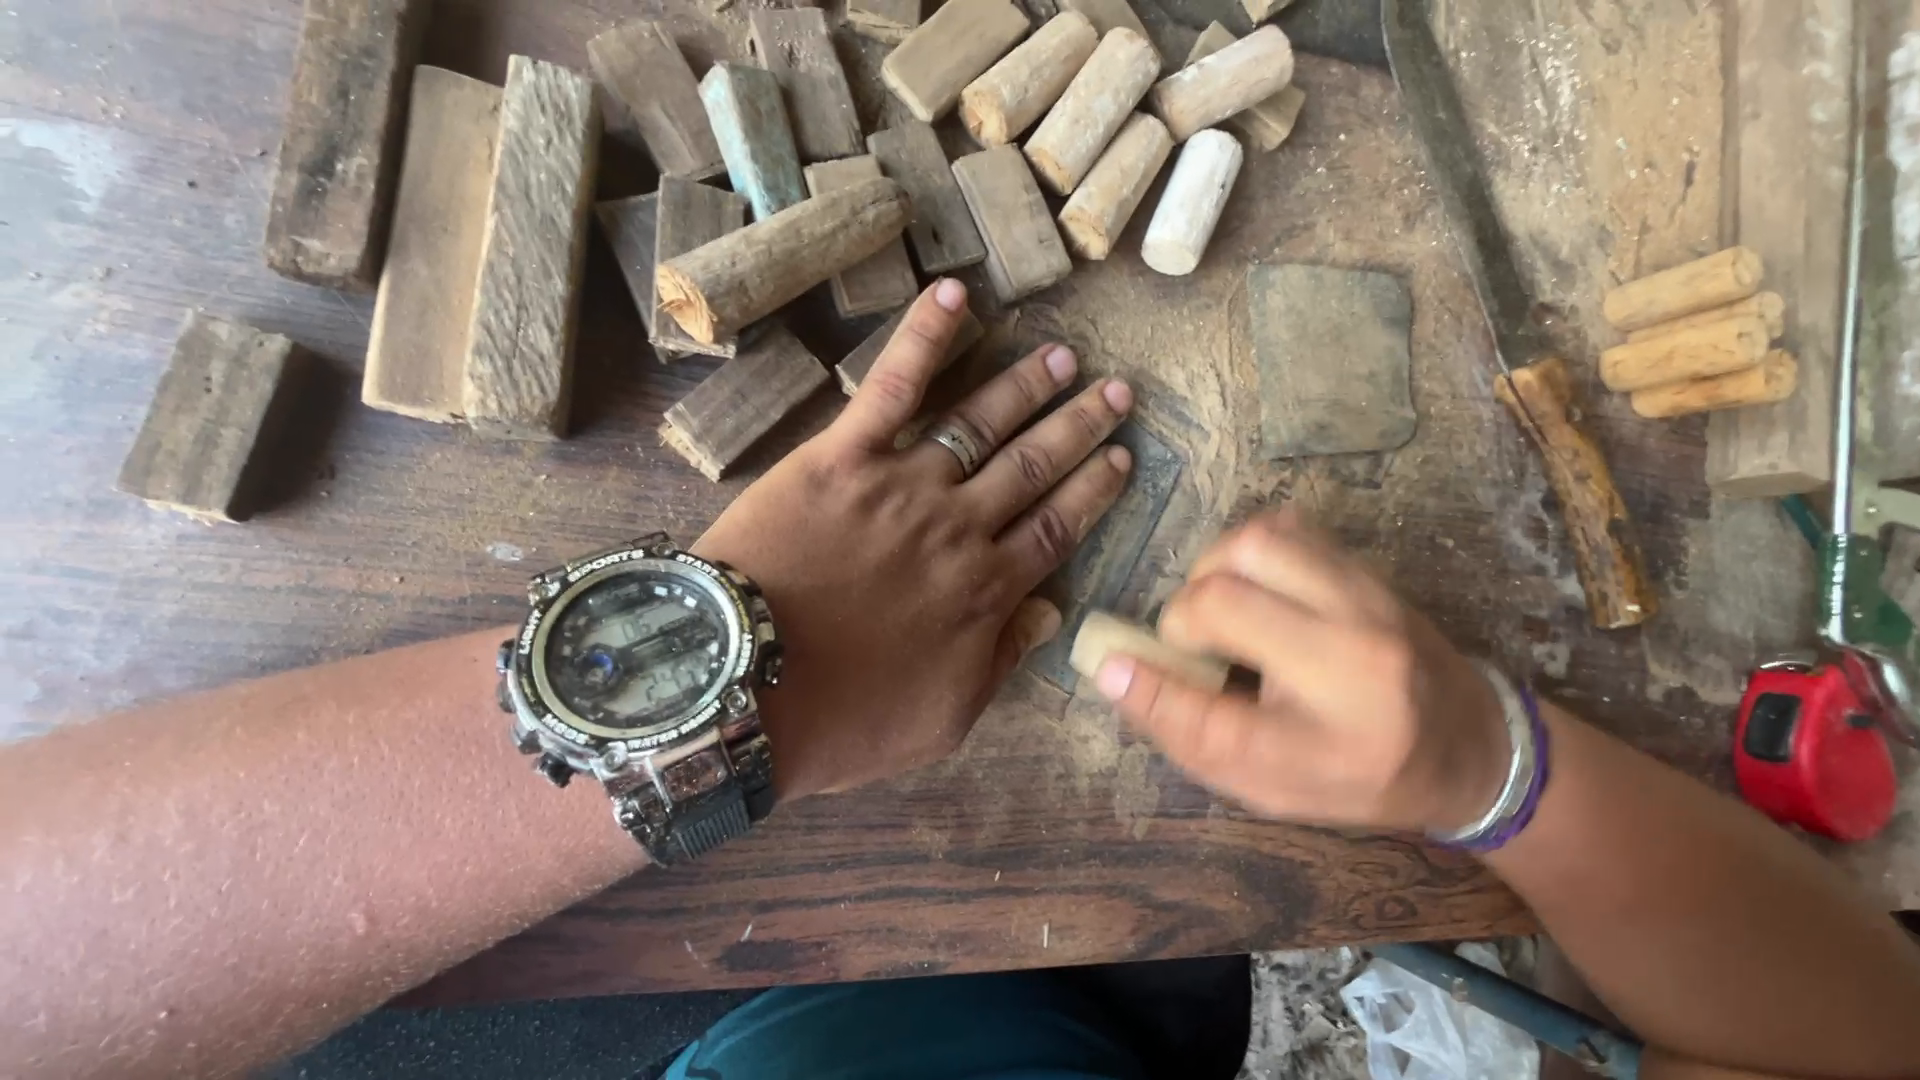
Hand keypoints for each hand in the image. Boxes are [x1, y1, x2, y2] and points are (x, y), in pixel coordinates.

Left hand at [695, 280, 1134, 802]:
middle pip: (1033, 466)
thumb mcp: (942, 717)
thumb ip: (999, 661)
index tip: (1120, 458)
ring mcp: (903, 484)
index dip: (1092, 491)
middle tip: (1115, 392)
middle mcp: (958, 526)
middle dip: (1078, 427)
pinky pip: (891, 385)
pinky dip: (925, 336)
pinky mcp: (842, 456)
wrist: (741, 692)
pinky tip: (954, 294)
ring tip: (1063, 357)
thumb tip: (1047, 613)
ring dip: (1026, 386)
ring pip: (980, 423)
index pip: (1055, 528)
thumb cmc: (842, 717)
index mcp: (983, 590)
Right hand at [1093, 510, 1508, 832]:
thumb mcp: (1275, 786)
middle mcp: (1358, 660)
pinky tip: (1253, 584)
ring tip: (1219, 606)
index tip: (1110, 665)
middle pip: (1227, 595)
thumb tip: (1114, 671)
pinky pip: (1285, 527)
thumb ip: (1193, 734)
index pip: (1214, 717)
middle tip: (1190, 641)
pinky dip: (1247, 550)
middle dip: (1183, 613)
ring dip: (1213, 570)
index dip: (1149, 687)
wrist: (1472, 745)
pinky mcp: (1368, 566)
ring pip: (1256, 543)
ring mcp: (1370, 600)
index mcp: (1333, 741)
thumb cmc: (1361, 777)